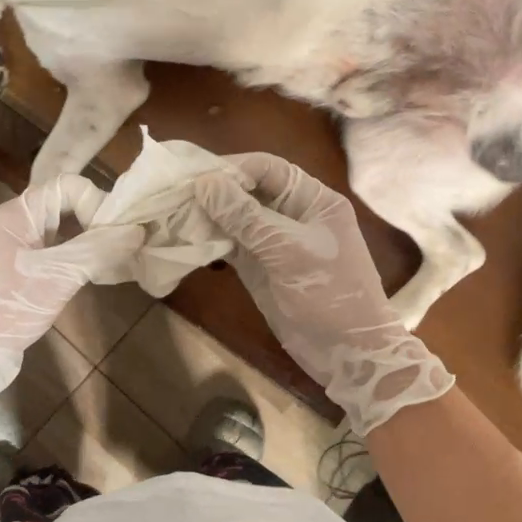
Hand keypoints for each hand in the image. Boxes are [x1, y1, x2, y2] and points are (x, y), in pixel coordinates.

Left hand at [0, 175, 142, 425]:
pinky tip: (98, 275)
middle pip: (67, 205)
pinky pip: (57, 253)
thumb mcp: (57, 276)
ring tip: (119, 261)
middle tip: (126, 247)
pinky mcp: (22, 272)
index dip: (95, 203)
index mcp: (18, 213)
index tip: (116, 234)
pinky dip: (79, 259)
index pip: (68, 186)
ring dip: (92, 242)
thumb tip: (137, 230)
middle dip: (98, 221)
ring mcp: (18, 248)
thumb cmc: (8, 307)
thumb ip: (97, 249)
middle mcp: (17, 223)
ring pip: (64, 231)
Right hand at [192, 153, 452, 434]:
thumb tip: (204, 182)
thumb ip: (245, 217)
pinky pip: (230, 242)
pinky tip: (186, 237)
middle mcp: (292, 214)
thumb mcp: (287, 252)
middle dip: (214, 190)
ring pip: (235, 216)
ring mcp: (274, 241)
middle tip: (176, 193)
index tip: (196, 175)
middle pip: (248, 189)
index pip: (268, 168)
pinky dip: (209, 239)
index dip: (233, 167)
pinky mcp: (259, 265)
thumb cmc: (329, 295)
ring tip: (174, 213)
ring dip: (207, 215)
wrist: (347, 353)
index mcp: (313, 200)